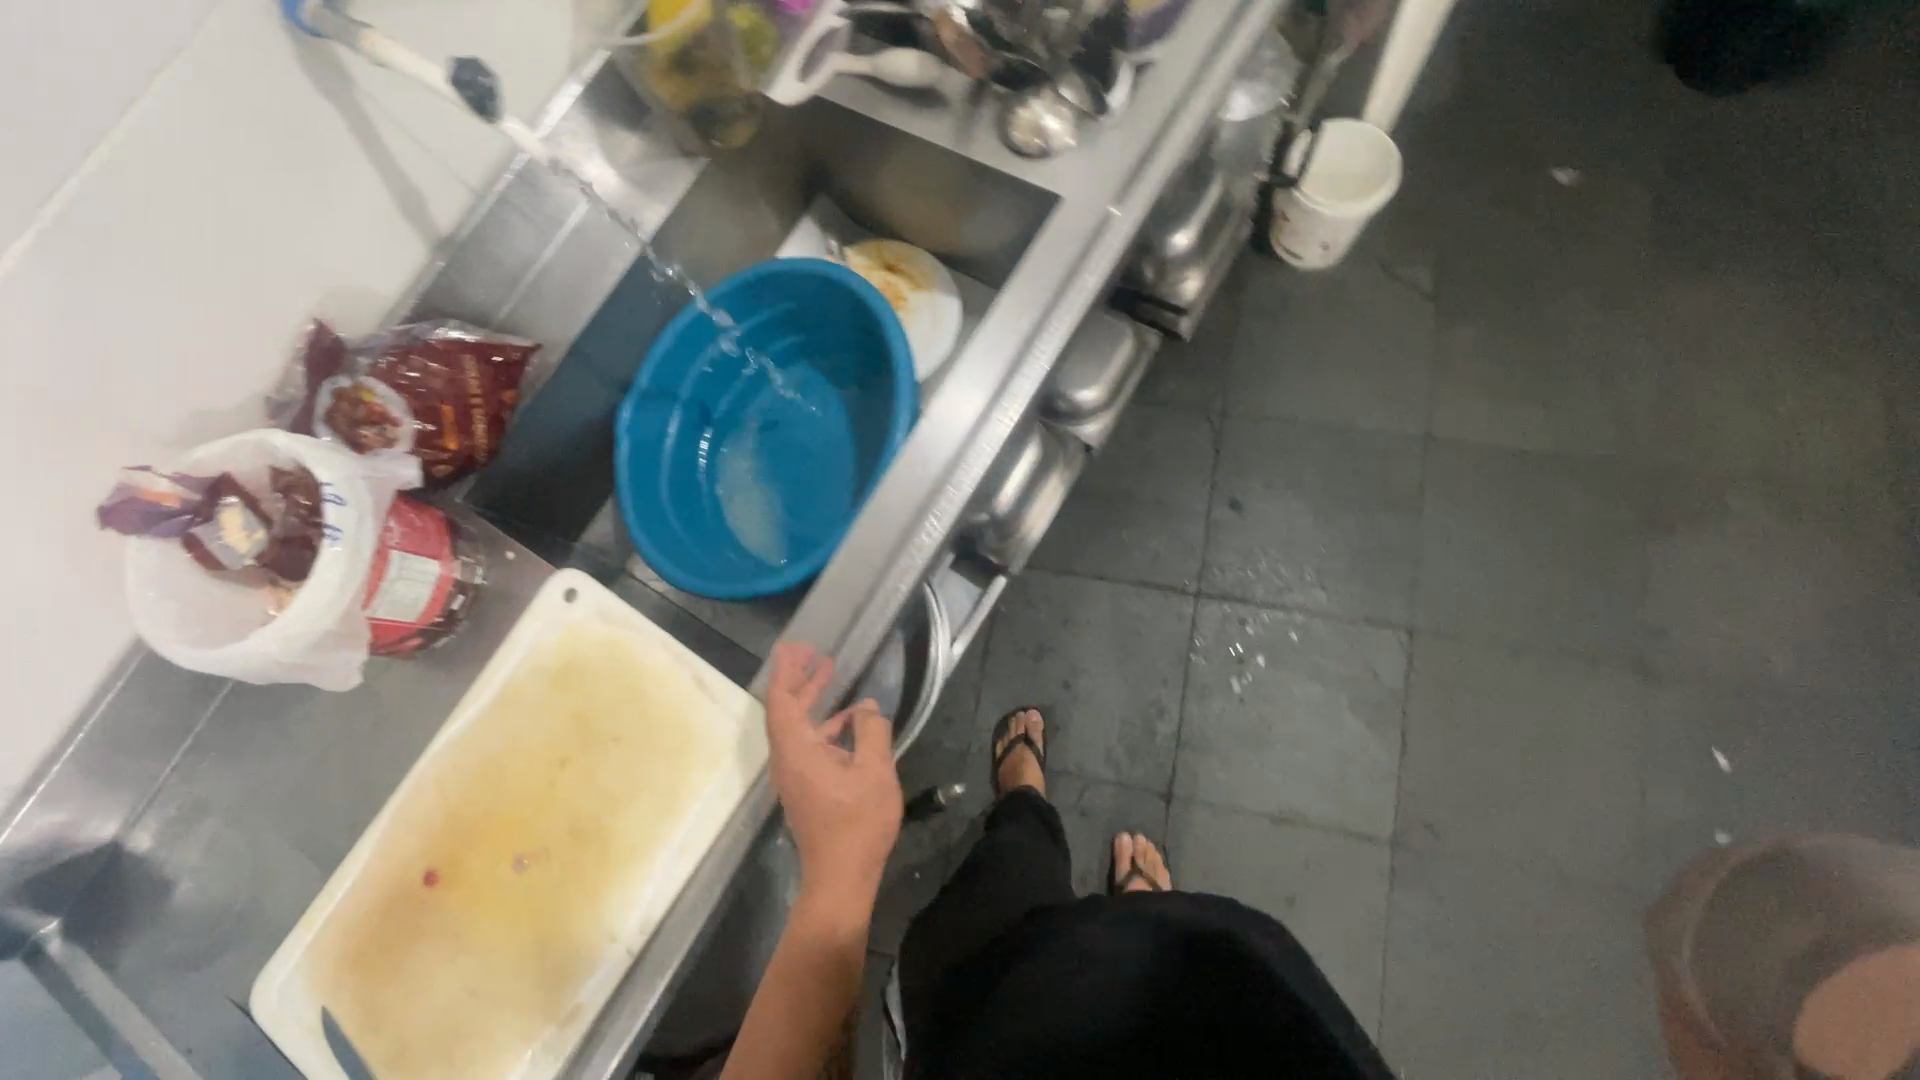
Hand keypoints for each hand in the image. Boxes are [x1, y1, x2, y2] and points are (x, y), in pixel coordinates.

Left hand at [764, 643, 902, 912]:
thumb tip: (867, 707)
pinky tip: (849, 721)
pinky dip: (823, 724)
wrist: (841, 877)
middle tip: (812, 651)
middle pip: (785, 710)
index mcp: (797, 751)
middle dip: (797, 678)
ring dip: (811, 699)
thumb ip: (872, 733)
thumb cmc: (858, 823)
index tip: (793, 647)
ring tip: (830, 673)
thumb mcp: (875, 772)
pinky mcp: (806, 787)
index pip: (781, 701)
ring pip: (797, 727)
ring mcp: (795, 775)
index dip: (785, 671)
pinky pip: (808, 744)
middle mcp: (788, 759)